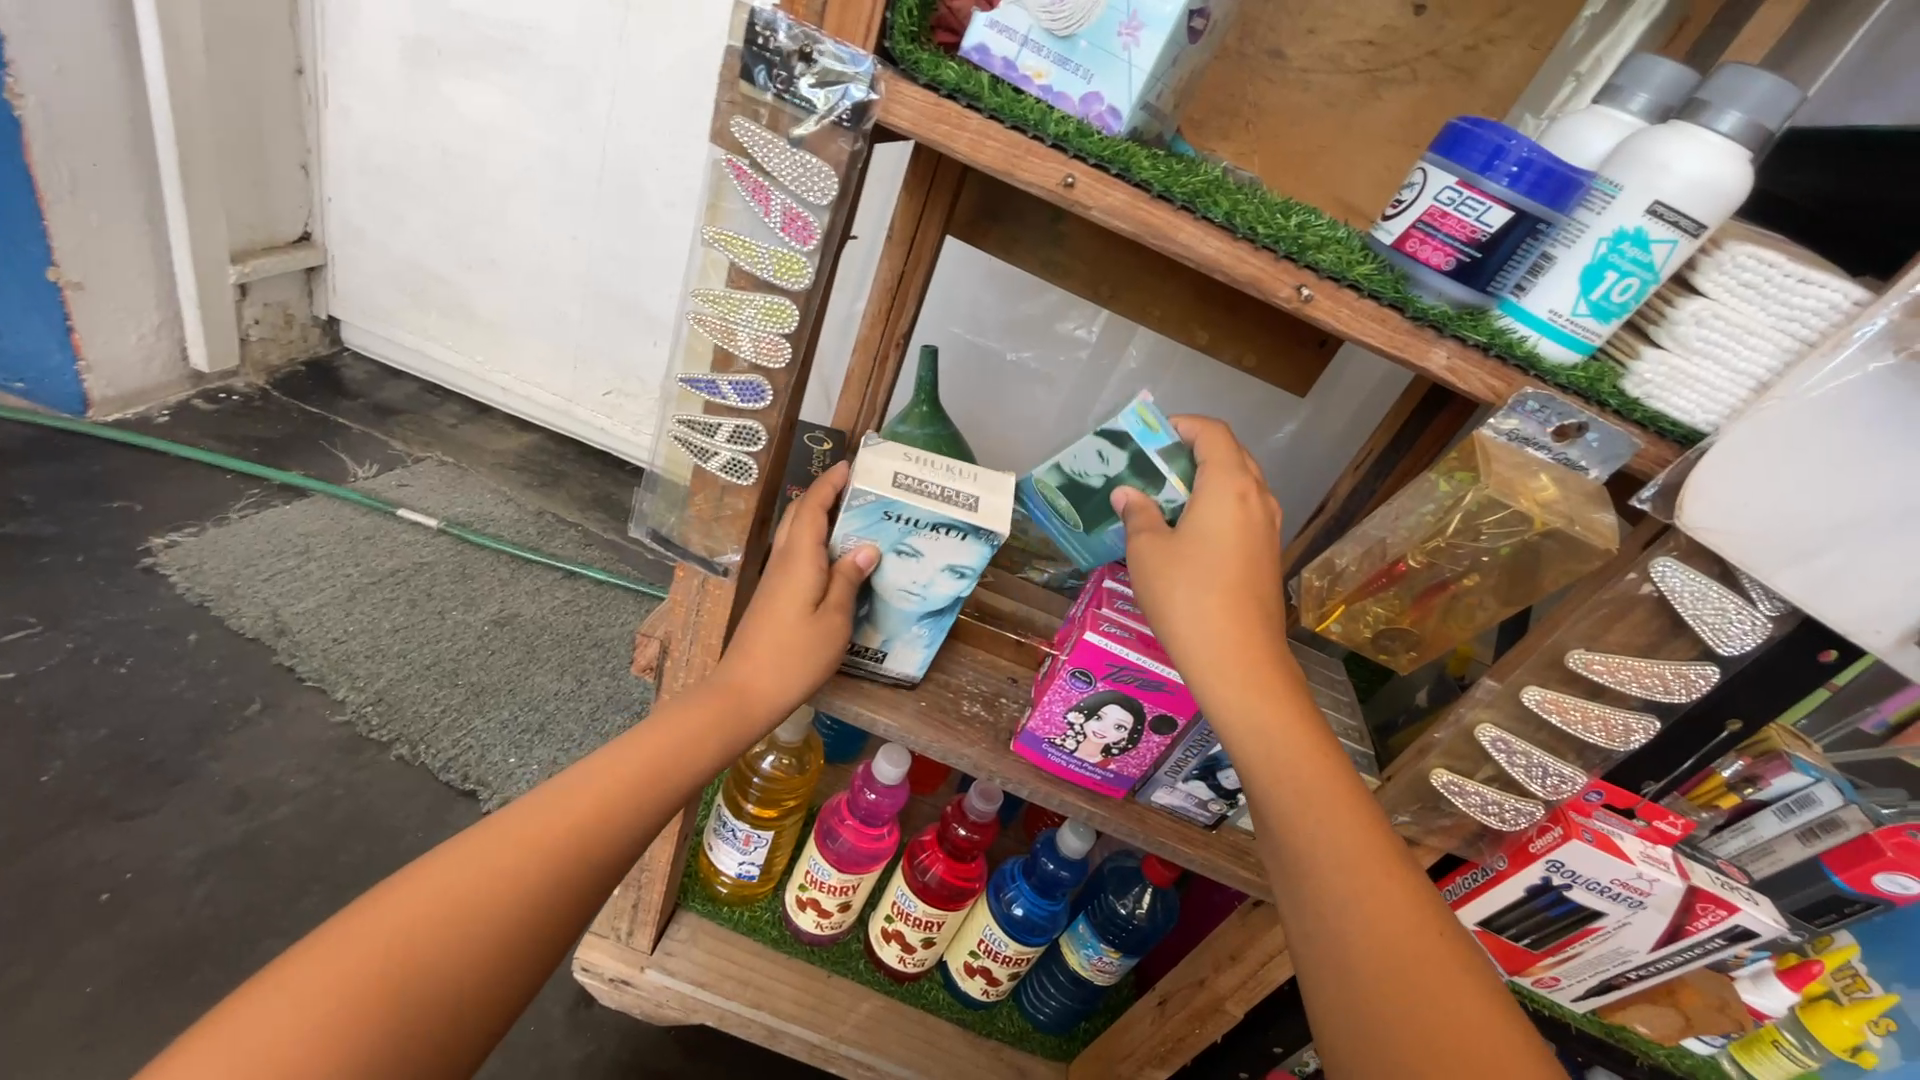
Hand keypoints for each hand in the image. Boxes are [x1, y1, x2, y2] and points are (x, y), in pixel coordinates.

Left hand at [714, 461, 876, 722]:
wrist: (745, 692)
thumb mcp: (834, 621)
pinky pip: (796, 556)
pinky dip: (816, 544)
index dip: (830, 483)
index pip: (813, 506)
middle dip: (824, 494)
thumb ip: (848, 580)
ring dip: (819, 518)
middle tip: (856, 488)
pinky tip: (836, 560)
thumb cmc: (795, 657)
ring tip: (854, 518)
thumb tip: (866, 547)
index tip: (851, 466)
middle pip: (800, 515)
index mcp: (799, 559)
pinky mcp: (773, 597)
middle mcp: (783, 561)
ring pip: (796, 535)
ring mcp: (775, 579)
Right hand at [1111, 416, 1294, 701]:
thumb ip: (1138, 514)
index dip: (1182, 426)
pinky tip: (1189, 534)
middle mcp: (1257, 497)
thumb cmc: (1186, 596)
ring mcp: (1268, 528)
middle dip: (1193, 453)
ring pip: (1240, 486)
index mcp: (1229, 484)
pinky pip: (1243, 514)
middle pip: (1230, 455)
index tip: (1152, 437)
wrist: (1238, 659)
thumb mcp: (1147, 551)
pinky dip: (1217, 509)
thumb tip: (1128, 494)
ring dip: (1206, 483)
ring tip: (1168, 500)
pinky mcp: (1268, 556)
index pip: (1212, 433)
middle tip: (1155, 468)